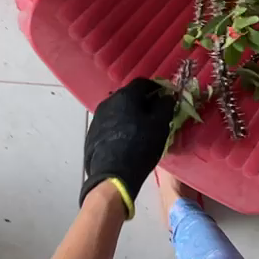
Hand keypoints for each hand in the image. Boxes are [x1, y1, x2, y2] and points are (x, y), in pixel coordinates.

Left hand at [81, 78, 175, 217]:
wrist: (113, 175)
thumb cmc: (140, 146)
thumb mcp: (160, 125)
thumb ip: (165, 106)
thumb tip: (166, 96)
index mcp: (125, 96)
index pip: (143, 82)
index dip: (156, 88)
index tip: (164, 97)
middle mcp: (108, 102)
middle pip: (128, 95)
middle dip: (142, 101)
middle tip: (154, 113)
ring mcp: (97, 117)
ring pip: (118, 109)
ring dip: (129, 114)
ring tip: (140, 127)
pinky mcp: (92, 133)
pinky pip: (110, 123)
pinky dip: (119, 125)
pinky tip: (126, 139)